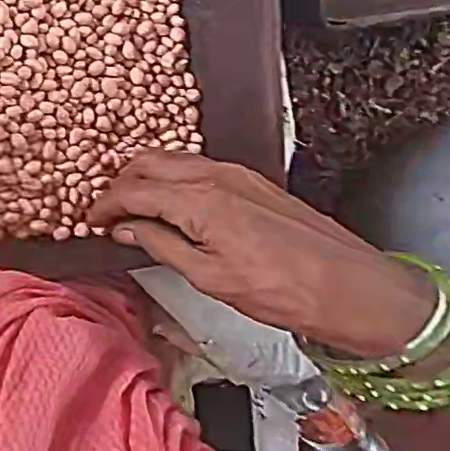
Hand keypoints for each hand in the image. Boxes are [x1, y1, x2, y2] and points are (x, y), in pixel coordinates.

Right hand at [87, 151, 433, 356]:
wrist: (358, 289)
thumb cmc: (286, 291)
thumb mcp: (210, 278)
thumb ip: (161, 245)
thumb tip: (127, 229)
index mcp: (199, 200)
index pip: (133, 192)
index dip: (105, 206)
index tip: (91, 221)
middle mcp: (214, 175)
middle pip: (147, 163)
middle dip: (119, 185)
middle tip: (108, 212)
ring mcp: (236, 173)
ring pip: (172, 159)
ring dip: (145, 177)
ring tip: (133, 208)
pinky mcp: (253, 180)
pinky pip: (197, 166)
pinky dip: (171, 178)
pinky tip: (170, 202)